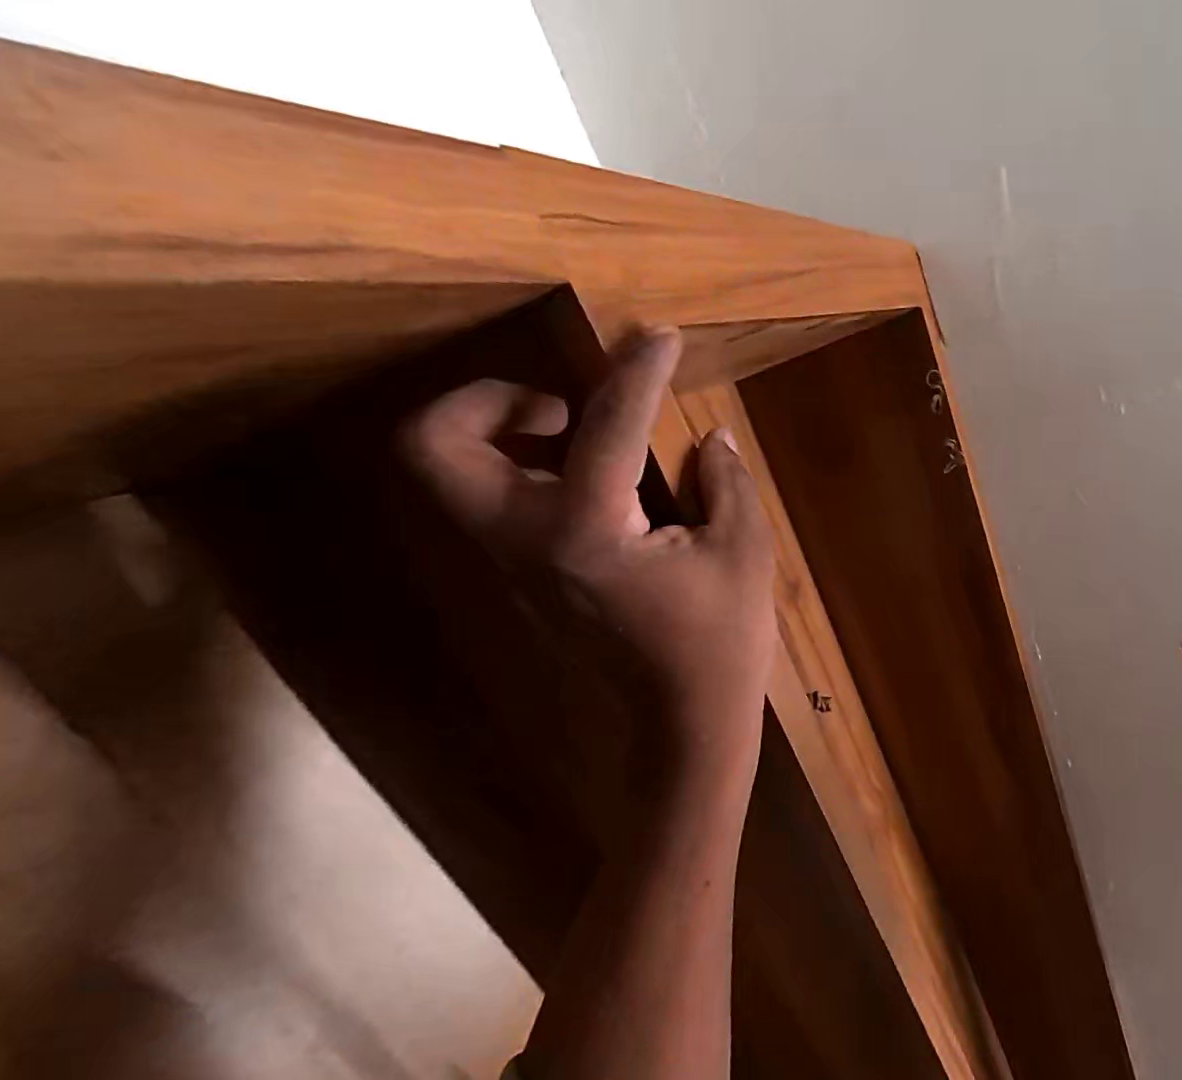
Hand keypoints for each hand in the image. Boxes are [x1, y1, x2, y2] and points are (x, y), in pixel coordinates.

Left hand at [402, 328, 776, 783]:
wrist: (685, 719)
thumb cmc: (722, 641)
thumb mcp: (744, 551)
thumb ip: (723, 480)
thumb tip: (708, 436)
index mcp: (589, 530)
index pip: (606, 423)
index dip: (639, 369)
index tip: (662, 338)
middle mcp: (529, 541)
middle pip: (437, 446)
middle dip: (487, 399)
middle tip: (559, 402)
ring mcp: (517, 563)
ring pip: (452, 475)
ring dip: (499, 430)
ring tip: (572, 427)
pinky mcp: (528, 575)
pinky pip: (493, 500)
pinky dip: (521, 464)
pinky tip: (586, 471)